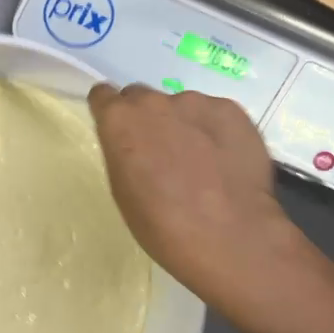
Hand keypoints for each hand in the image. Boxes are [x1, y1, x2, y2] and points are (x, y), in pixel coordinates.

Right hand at [87, 84, 300, 294]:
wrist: (230, 238)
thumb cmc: (163, 225)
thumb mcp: (123, 190)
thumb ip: (122, 152)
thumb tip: (133, 144)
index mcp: (119, 119)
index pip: (103, 95)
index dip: (111, 112)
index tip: (121, 132)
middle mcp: (153, 101)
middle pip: (142, 98)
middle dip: (148, 120)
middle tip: (164, 153)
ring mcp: (195, 102)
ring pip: (182, 107)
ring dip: (185, 126)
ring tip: (204, 162)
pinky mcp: (230, 109)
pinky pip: (215, 114)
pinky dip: (216, 131)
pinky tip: (226, 162)